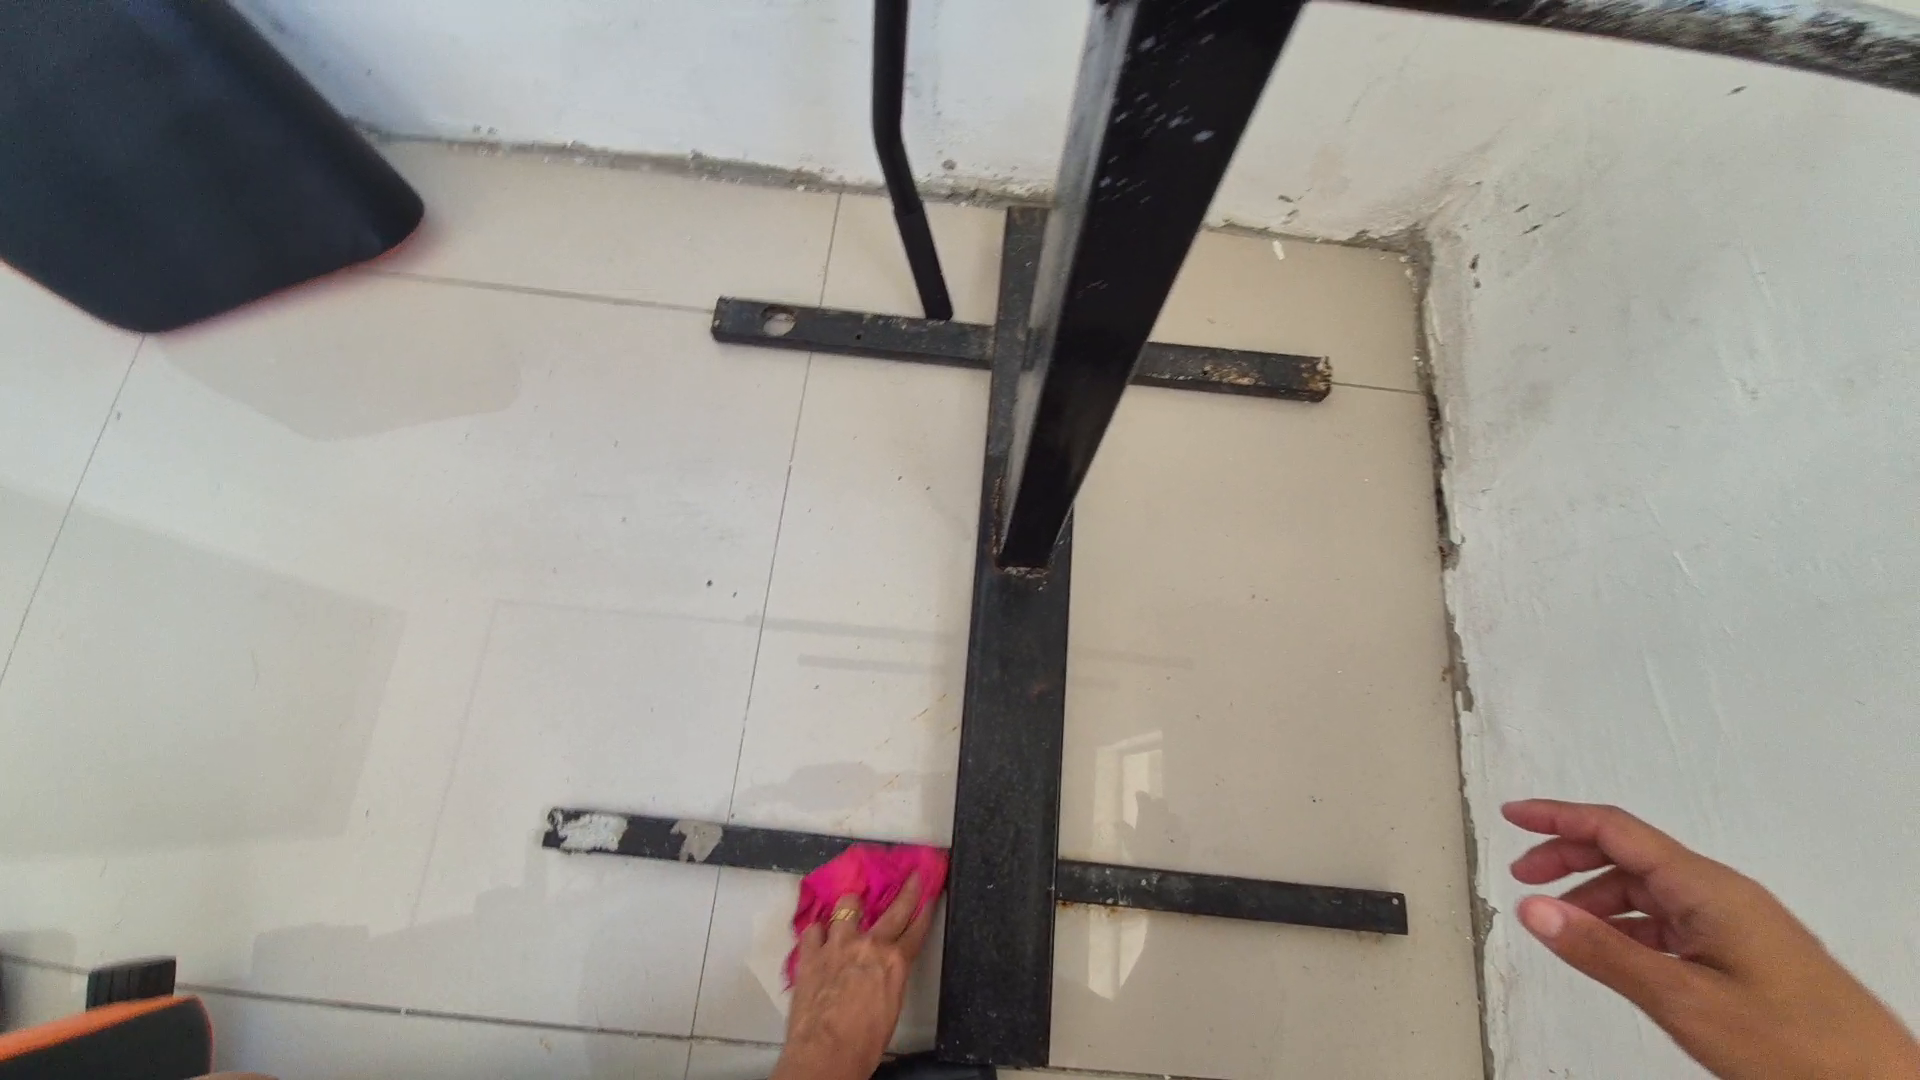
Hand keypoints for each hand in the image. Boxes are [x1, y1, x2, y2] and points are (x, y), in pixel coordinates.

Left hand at [772, 875, 934, 1079]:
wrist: (825, 1053)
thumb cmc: (864, 1044)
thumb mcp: (890, 1009)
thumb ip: (890, 980)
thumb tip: (885, 972)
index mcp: (895, 962)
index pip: (916, 930)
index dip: (925, 911)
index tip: (930, 894)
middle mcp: (869, 945)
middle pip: (894, 911)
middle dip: (908, 891)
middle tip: (914, 875)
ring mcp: (838, 944)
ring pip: (847, 908)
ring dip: (850, 906)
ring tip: (850, 905)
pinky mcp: (811, 953)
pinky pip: (813, 930)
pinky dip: (817, 932)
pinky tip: (818, 936)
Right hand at [1506, 799, 1919, 1079]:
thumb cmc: (1799, 1051)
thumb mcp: (1685, 1001)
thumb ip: (1602, 951)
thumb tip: (1530, 908)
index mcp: (1708, 889)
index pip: (1614, 829)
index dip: (1556, 816)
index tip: (1510, 815)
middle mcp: (1721, 894)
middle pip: (1626, 852)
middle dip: (1566, 856)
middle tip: (1522, 875)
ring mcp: (1737, 923)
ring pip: (1645, 887)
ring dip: (1593, 895)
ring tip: (1561, 922)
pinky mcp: (1746, 953)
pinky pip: (1668, 918)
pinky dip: (1626, 923)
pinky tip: (1612, 950)